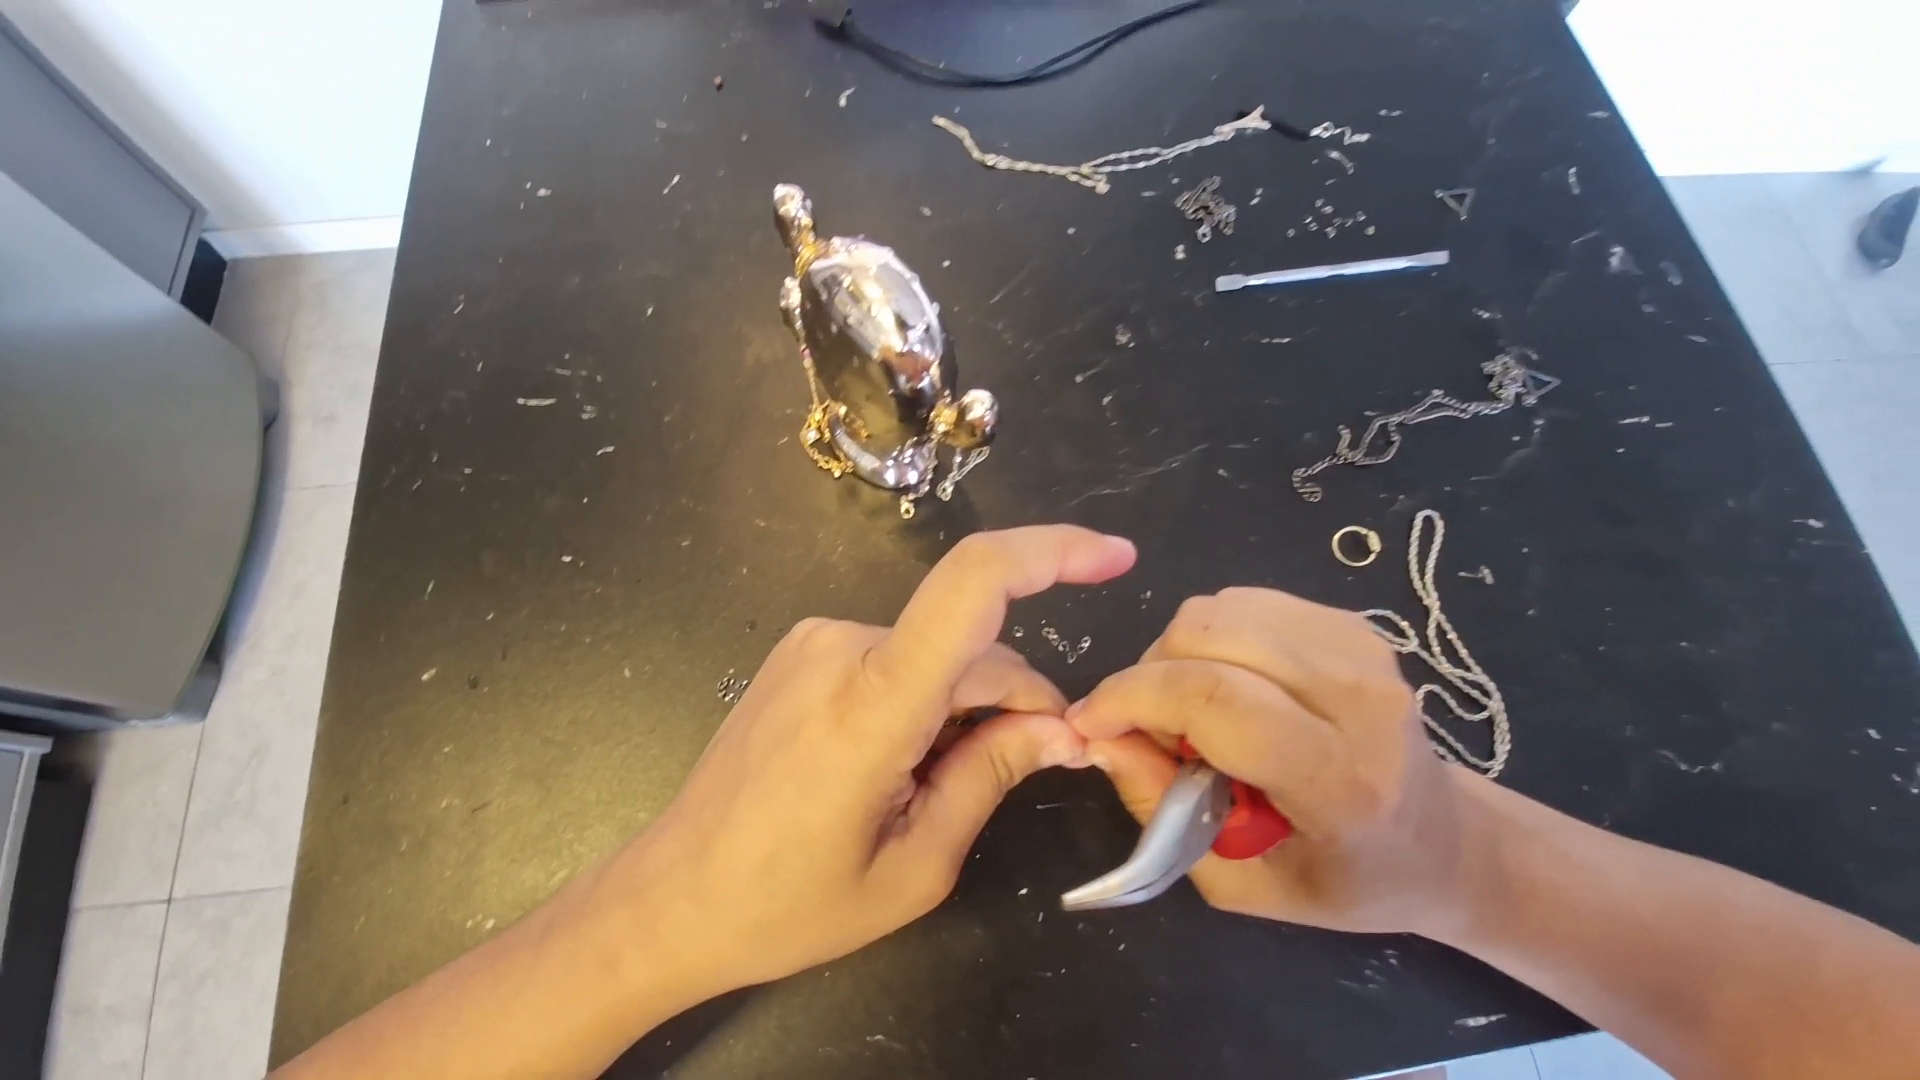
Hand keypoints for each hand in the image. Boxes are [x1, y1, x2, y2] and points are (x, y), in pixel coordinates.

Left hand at [608, 526, 1135, 999]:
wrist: (672, 895)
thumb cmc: (791, 901)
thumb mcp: (916, 864)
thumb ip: (993, 777)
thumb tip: (1065, 729)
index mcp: (874, 701)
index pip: (974, 586)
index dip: (1054, 552)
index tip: (1114, 556)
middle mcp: (843, 645)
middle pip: (970, 645)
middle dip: (1014, 700)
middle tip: (1020, 770)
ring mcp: (816, 640)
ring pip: (936, 652)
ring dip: (962, 704)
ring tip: (932, 782)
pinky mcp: (803, 648)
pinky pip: (896, 655)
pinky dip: (924, 695)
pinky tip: (901, 757)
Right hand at [1067, 587, 1475, 936]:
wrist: (1441, 839)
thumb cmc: (1340, 876)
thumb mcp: (1236, 881)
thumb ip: (1159, 809)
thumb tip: (1098, 737)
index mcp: (1339, 779)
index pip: (1218, 700)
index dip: (1133, 698)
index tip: (1091, 723)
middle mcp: (1357, 697)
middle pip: (1207, 637)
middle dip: (1147, 675)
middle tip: (1145, 726)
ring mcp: (1359, 648)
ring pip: (1216, 609)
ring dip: (1176, 655)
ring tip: (1190, 706)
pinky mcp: (1351, 622)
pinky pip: (1239, 602)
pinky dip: (1208, 637)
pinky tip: (1225, 681)